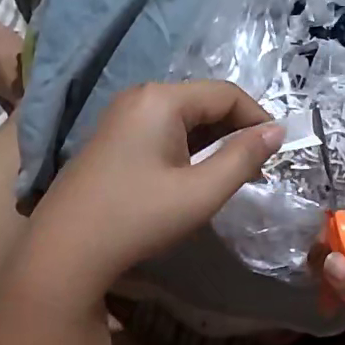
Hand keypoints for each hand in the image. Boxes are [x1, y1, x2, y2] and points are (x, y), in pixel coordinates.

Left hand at [29, 80, 284, 288]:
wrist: (65, 250)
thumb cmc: (138, 219)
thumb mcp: (200, 192)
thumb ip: (242, 158)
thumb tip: (278, 131)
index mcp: (161, 99)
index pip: (226, 93)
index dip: (258, 118)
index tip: (278, 152)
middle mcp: (139, 96)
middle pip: (203, 101)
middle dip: (235, 131)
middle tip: (257, 168)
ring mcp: (120, 116)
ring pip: (183, 118)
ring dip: (212, 141)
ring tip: (232, 175)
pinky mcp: (112, 138)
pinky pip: (161, 130)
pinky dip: (186, 147)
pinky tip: (195, 175)